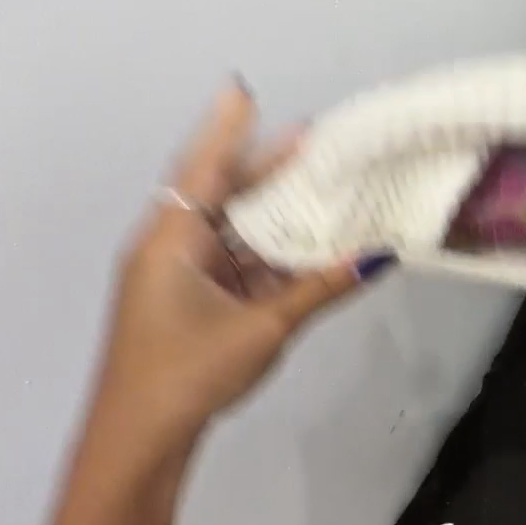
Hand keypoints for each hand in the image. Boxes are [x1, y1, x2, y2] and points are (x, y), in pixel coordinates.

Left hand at [88, 79, 384, 452]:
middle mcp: (174, 249)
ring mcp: (186, 276)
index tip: (245, 91)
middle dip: (266, 167)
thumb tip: (382, 254)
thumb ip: (323, 287)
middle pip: (222, 195)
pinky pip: (246, 260)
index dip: (226, 132)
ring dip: (280, 211)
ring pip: (238, 229)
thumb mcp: (265, 326)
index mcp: (171, 244)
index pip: (201, 173)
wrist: (143, 433)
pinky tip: (316, 243)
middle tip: (314, 138)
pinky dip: (280, 250)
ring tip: (326, 186)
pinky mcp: (201, 299)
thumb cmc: (191, 370)